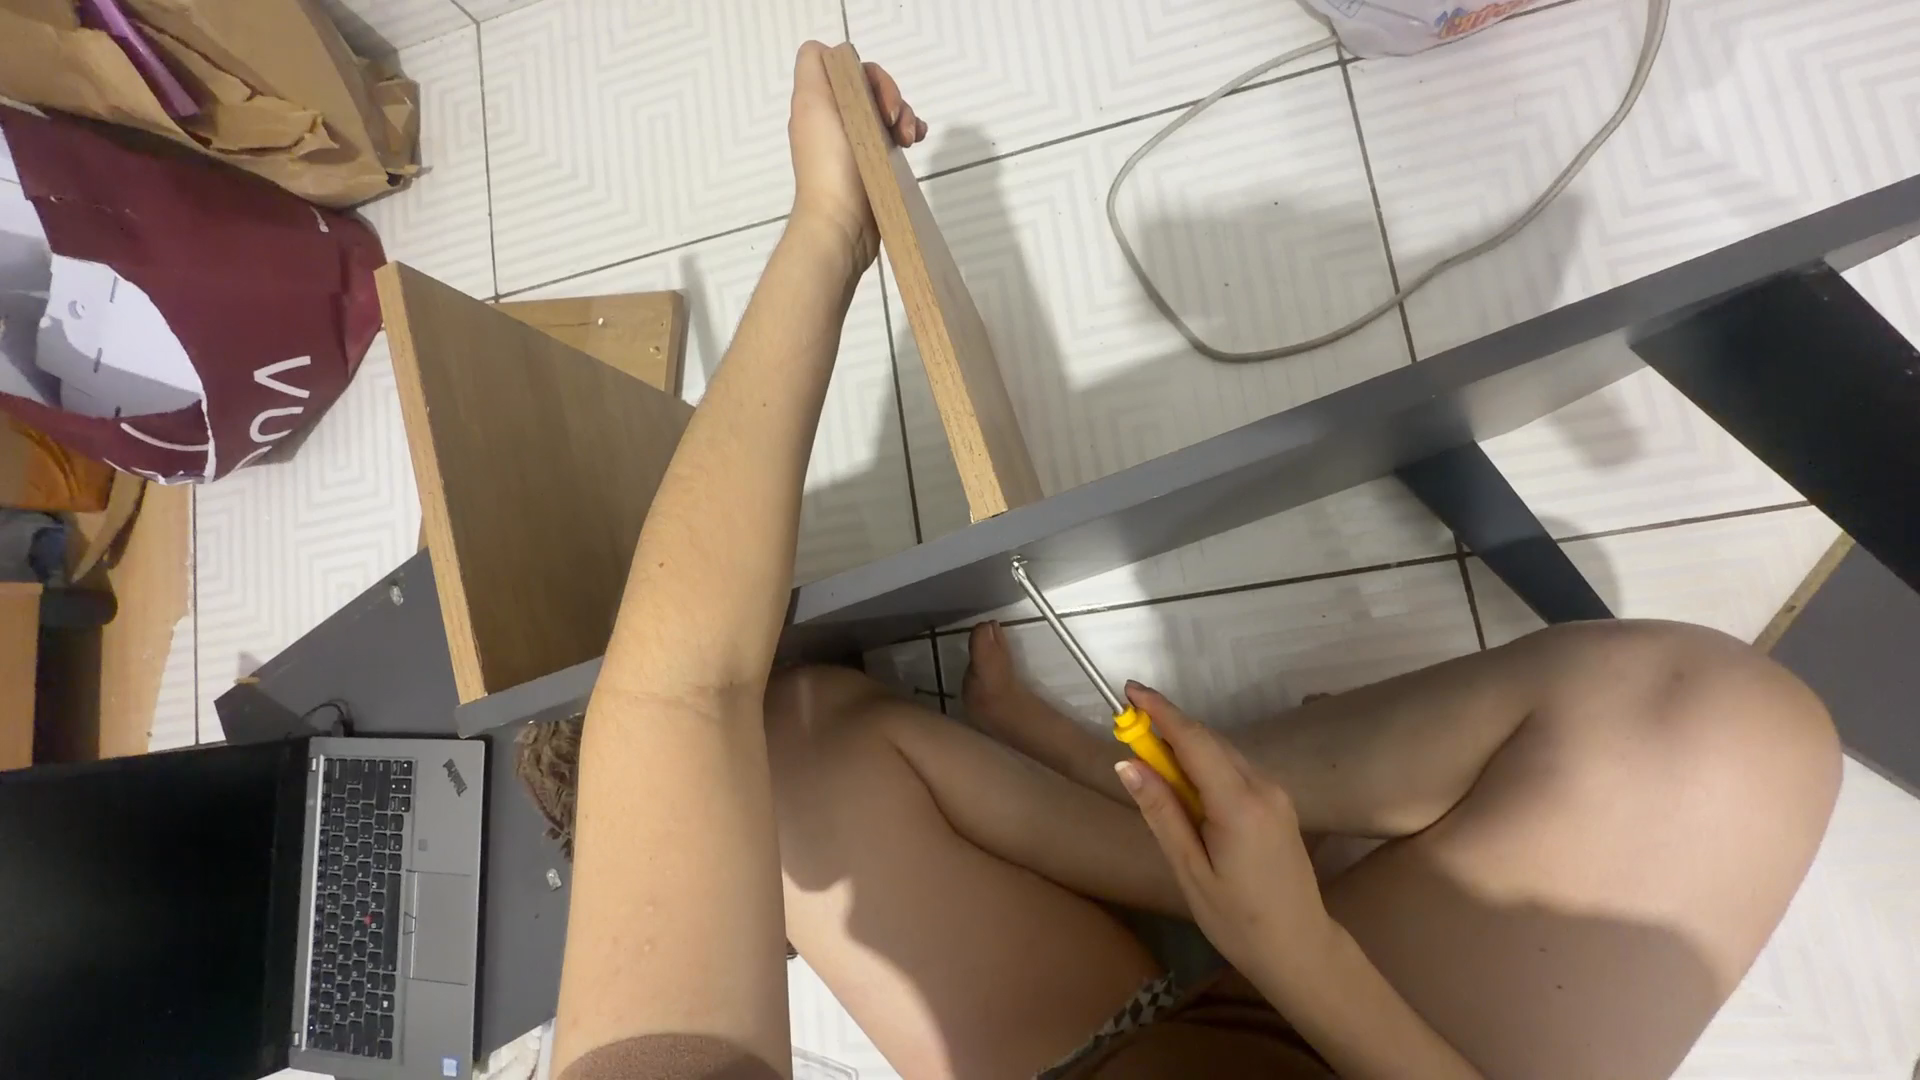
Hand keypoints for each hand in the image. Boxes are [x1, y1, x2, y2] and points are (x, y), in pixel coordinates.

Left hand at [787, 41, 926, 269]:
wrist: (842, 227)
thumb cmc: (830, 166)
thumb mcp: (813, 103)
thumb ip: (815, 67)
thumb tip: (837, 59)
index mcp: (818, 102)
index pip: (840, 63)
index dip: (858, 69)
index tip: (868, 92)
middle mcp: (835, 119)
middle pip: (868, 85)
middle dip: (889, 95)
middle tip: (893, 121)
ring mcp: (856, 144)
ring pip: (886, 109)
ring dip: (904, 115)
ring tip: (908, 138)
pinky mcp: (874, 166)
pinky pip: (894, 137)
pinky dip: (908, 132)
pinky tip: (917, 140)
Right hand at [1115, 684, 1334, 982]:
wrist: (1303, 951)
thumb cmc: (1239, 920)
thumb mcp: (1189, 870)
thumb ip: (1161, 812)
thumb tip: (1127, 764)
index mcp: (1239, 805)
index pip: (1194, 740)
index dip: (1160, 710)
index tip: (1129, 690)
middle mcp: (1262, 787)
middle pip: (1208, 740)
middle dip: (1166, 726)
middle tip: (1127, 729)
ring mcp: (1275, 792)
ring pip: (1221, 751)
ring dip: (1184, 745)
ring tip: (1149, 759)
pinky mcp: (1277, 801)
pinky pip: (1233, 766)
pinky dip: (1203, 762)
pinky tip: (1183, 782)